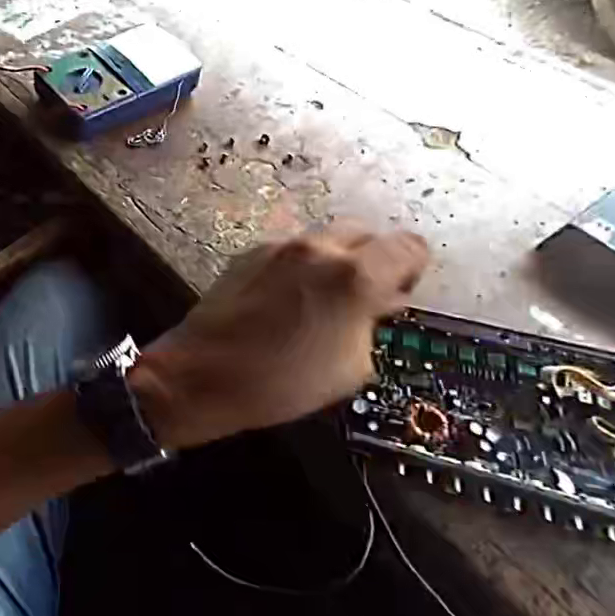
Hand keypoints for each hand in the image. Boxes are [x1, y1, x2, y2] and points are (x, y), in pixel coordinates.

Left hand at [131, 225, 428, 450]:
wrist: (203, 374)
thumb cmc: (281, 382)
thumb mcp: (351, 367)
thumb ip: (373, 324)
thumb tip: (379, 302)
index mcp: (352, 276)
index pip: (409, 246)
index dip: (411, 269)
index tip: (399, 292)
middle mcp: (318, 248)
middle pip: (367, 233)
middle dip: (374, 260)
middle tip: (363, 298)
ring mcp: (280, 246)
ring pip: (327, 237)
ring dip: (336, 260)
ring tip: (322, 299)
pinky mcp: (250, 251)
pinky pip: (292, 249)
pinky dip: (301, 265)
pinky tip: (286, 299)